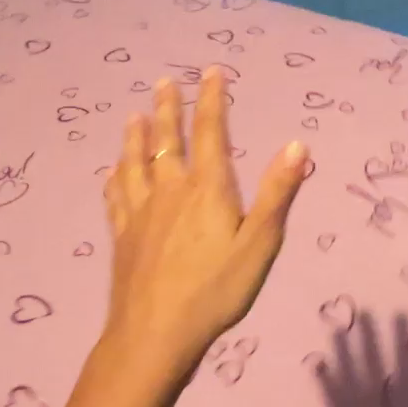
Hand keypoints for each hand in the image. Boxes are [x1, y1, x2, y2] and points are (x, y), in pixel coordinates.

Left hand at [102, 68, 308, 370]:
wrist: (154, 335)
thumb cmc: (216, 289)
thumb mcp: (260, 243)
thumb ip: (278, 192)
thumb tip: (297, 144)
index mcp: (208, 188)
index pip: (211, 133)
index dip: (212, 99)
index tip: (211, 71)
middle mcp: (171, 190)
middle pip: (168, 141)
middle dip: (168, 108)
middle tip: (164, 82)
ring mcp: (141, 213)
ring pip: (136, 163)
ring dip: (136, 137)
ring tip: (134, 116)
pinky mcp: (122, 237)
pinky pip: (116, 198)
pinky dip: (114, 178)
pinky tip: (110, 173)